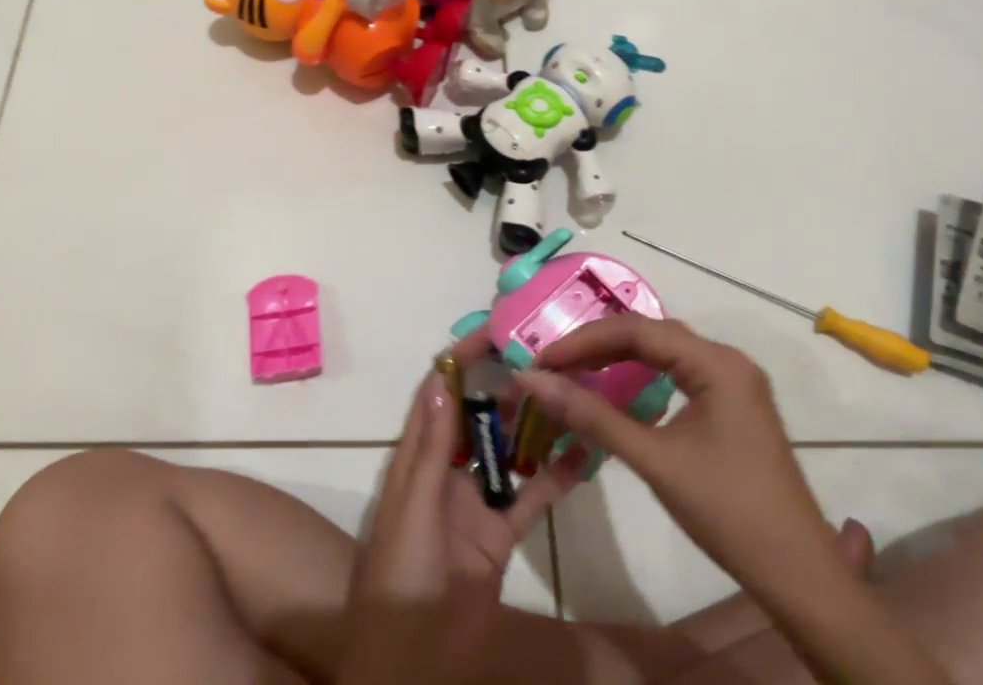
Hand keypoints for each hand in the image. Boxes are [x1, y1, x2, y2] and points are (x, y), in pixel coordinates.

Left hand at [340, 351, 582, 684]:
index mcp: (414, 460)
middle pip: (476, 419)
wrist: (414, 656)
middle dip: (505, 389)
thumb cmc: (400, 573)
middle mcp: (444, 473)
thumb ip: (431, 450)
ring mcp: (474, 503)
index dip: (458, 361)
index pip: (435, 396)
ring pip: (507, 453)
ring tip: (570, 393)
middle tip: (547, 359)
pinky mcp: (500, 534)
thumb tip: (442, 381)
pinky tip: (582, 454)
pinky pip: (529, 498)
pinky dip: (553, 478)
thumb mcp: (413, 506)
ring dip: (533, 427)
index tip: (492, 331)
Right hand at [515, 316, 836, 585]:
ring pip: (663, 353)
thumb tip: (532, 381)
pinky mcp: (731, 407)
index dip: (582, 341)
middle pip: (650, 335)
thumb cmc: (727, 510)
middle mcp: (728, 362)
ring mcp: (733, 384)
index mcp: (717, 365)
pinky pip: (676, 375)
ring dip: (616, 359)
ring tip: (572, 374)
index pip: (637, 330)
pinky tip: (614, 392)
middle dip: (596, 346)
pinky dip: (639, 378)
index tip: (541, 362)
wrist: (795, 569)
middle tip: (550, 368)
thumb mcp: (653, 459)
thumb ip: (592, 416)